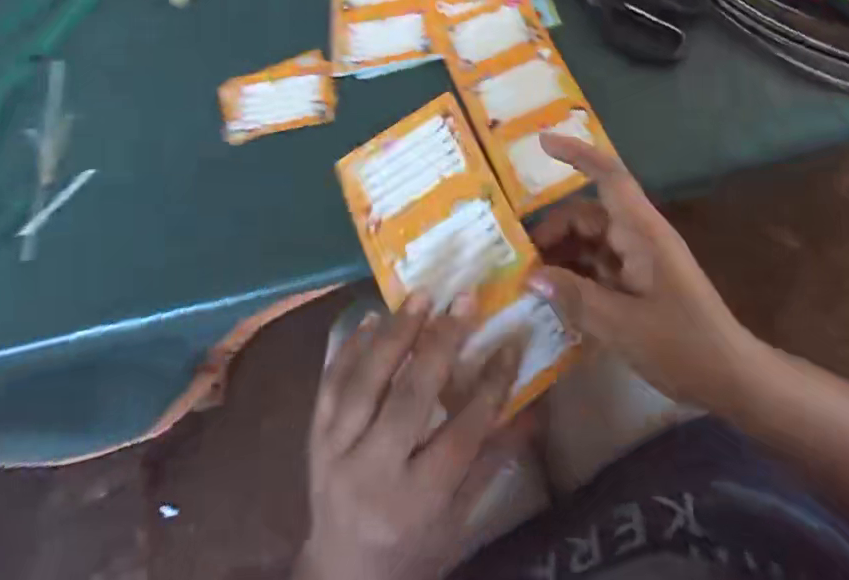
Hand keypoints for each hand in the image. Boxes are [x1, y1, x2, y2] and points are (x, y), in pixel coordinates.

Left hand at [294, 294, 524, 579]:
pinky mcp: (313, 440)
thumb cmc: (414, 547)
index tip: (512, 340)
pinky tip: (373, 318)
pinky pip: (330, 386)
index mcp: (417, 500)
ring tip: (421, 296)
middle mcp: (372, 474)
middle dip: (441, 344)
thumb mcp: (461, 517)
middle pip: (409, 400)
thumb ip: (495, 459)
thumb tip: (535, 406)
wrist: (341, 574)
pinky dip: (350, 349)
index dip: (491, 384)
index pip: (462, 432)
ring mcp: (336, 453)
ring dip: (396, 335)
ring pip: (365, 384)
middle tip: (464, 299)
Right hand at [527, 135, 762, 409]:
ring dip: (561, 256)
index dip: (578, 155)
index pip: (610, 177)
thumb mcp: (622, 325)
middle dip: (552, 231)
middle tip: (519, 262)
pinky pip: (598, 267)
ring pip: (590, 242)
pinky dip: (575, 275)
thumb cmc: (682, 344)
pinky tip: (551, 298)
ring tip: (528, 283)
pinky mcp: (637, 284)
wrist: (729, 376)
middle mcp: (639, 237)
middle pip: (588, 215)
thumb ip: (575, 297)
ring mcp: (639, 261)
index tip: (542, 142)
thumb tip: (531, 276)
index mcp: (643, 232)